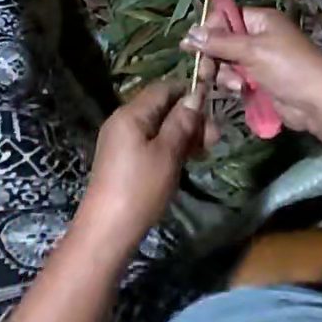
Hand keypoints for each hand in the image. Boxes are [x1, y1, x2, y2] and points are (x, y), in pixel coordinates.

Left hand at [80, 82, 212, 245]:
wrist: (106, 234)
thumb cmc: (140, 188)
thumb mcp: (168, 151)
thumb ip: (183, 120)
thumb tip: (196, 93)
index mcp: (131, 113)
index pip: (165, 87)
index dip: (190, 92)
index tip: (213, 108)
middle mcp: (124, 121)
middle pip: (163, 106)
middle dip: (191, 117)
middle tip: (214, 138)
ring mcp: (123, 141)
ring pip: (160, 125)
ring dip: (185, 133)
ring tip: (206, 151)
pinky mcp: (125, 159)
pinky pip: (153, 141)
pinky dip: (172, 145)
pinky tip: (189, 159)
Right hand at [180, 7, 321, 134]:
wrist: (315, 100)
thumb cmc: (286, 67)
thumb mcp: (252, 50)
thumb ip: (220, 42)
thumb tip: (191, 32)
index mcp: (261, 20)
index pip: (227, 16)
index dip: (209, 28)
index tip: (191, 44)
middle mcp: (259, 36)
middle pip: (223, 41)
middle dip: (214, 56)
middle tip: (206, 72)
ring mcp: (260, 60)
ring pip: (227, 63)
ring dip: (226, 74)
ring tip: (237, 84)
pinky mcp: (260, 81)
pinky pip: (237, 79)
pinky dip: (236, 85)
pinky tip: (242, 92)